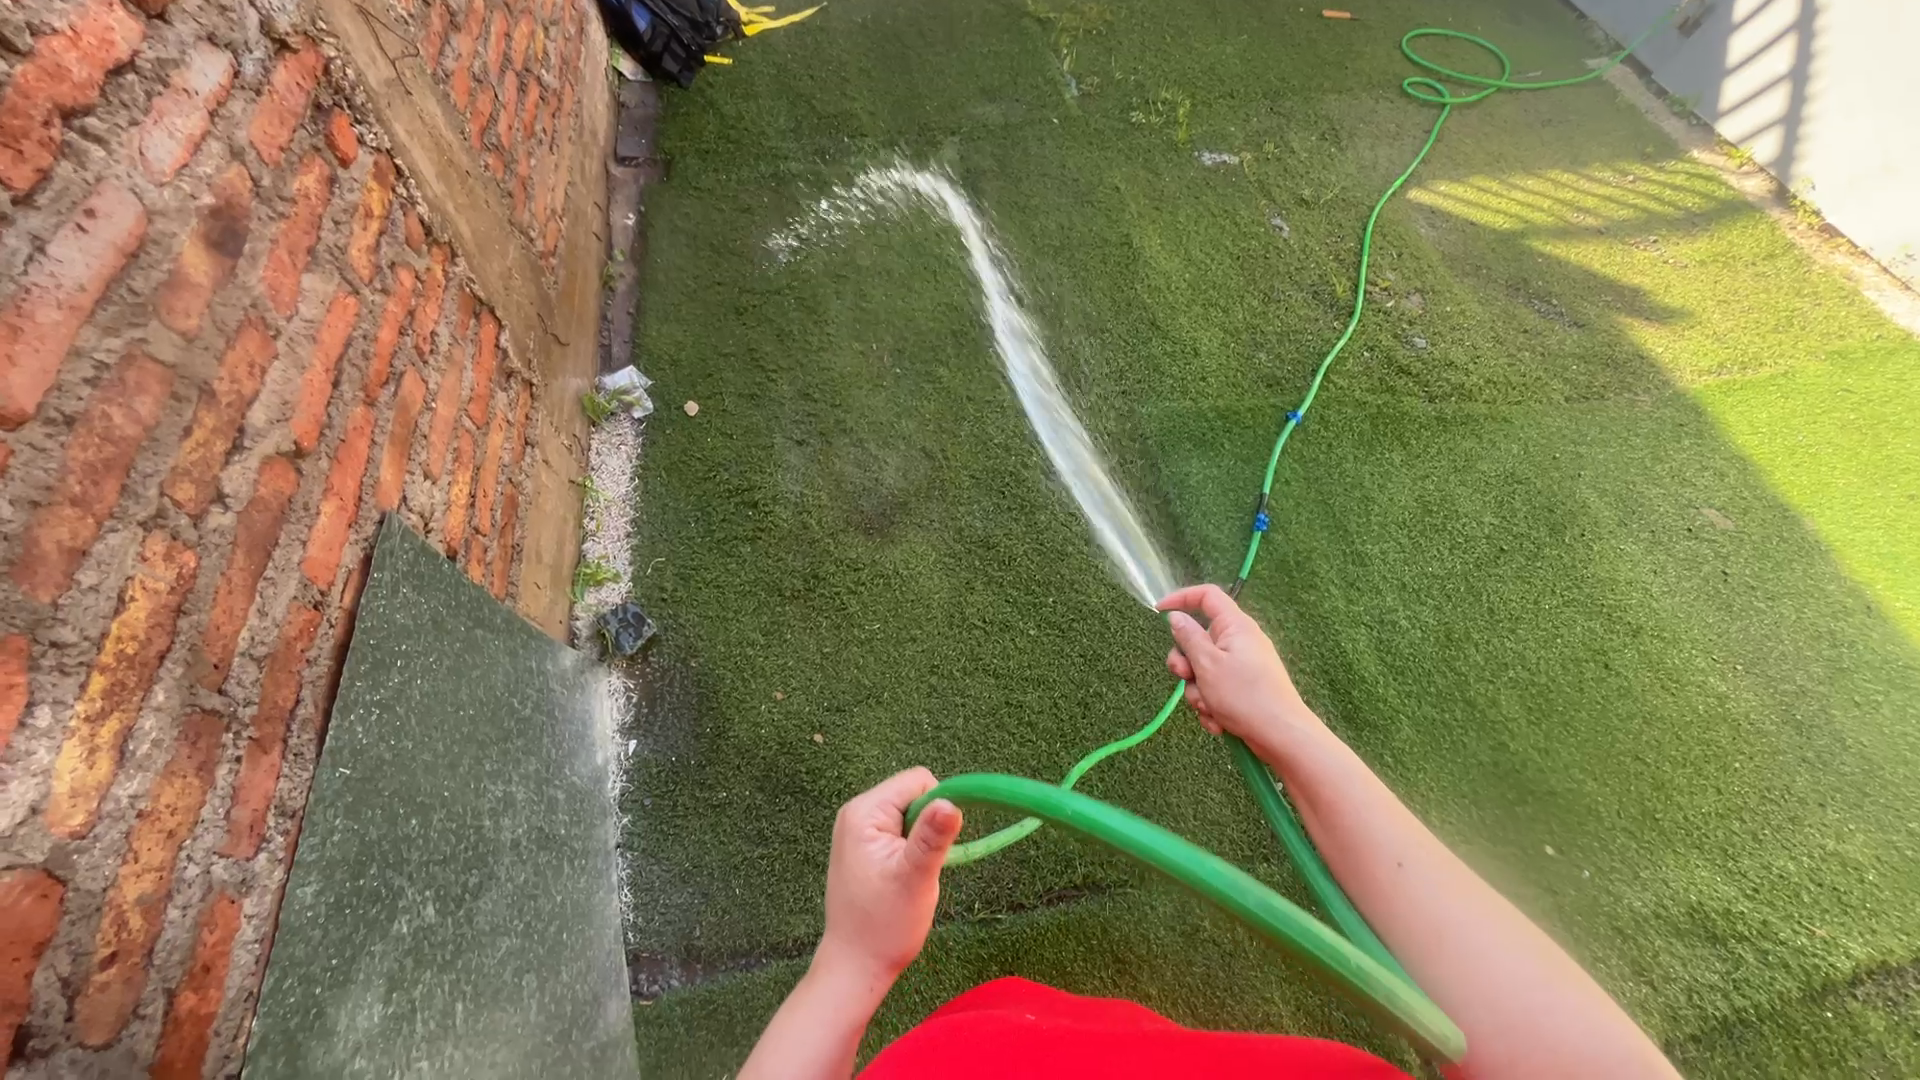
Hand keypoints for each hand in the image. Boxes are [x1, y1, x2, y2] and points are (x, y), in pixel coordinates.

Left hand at [817, 767, 963, 984]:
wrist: (855, 967)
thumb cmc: (885, 925)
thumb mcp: (916, 878)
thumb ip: (933, 837)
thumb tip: (953, 801)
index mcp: (864, 811)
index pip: (918, 781)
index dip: (937, 808)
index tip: (935, 847)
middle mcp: (857, 811)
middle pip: (913, 794)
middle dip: (928, 826)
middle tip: (919, 867)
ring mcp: (858, 828)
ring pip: (910, 813)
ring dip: (921, 840)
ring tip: (910, 875)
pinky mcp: (864, 844)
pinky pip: (901, 829)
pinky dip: (911, 849)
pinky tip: (903, 877)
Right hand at [1158, 584, 1322, 754]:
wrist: (1281, 737)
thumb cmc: (1244, 695)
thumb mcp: (1207, 663)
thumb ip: (1188, 637)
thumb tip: (1175, 616)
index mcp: (1235, 626)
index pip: (1206, 596)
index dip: (1181, 598)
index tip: (1158, 611)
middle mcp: (1239, 641)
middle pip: (1198, 638)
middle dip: (1185, 662)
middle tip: (1184, 676)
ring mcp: (1241, 666)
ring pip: (1202, 669)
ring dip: (1197, 690)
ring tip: (1209, 707)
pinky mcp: (1242, 688)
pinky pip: (1214, 689)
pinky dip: (1211, 704)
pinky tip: (1218, 721)